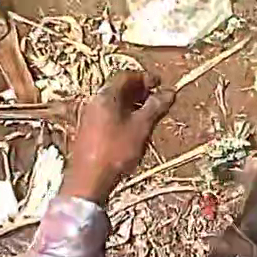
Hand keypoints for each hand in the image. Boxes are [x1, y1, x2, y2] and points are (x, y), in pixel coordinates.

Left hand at [60, 70, 175, 203]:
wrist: (88, 180)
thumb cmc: (116, 151)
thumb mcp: (141, 127)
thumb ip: (155, 107)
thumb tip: (169, 93)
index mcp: (105, 96)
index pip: (126, 76)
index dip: (145, 77)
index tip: (159, 84)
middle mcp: (94, 103)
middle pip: (118, 88)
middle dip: (139, 91)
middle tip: (156, 98)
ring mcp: (89, 118)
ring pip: (113, 103)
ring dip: (132, 104)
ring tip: (148, 115)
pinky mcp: (88, 132)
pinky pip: (108, 116)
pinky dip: (123, 116)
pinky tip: (133, 130)